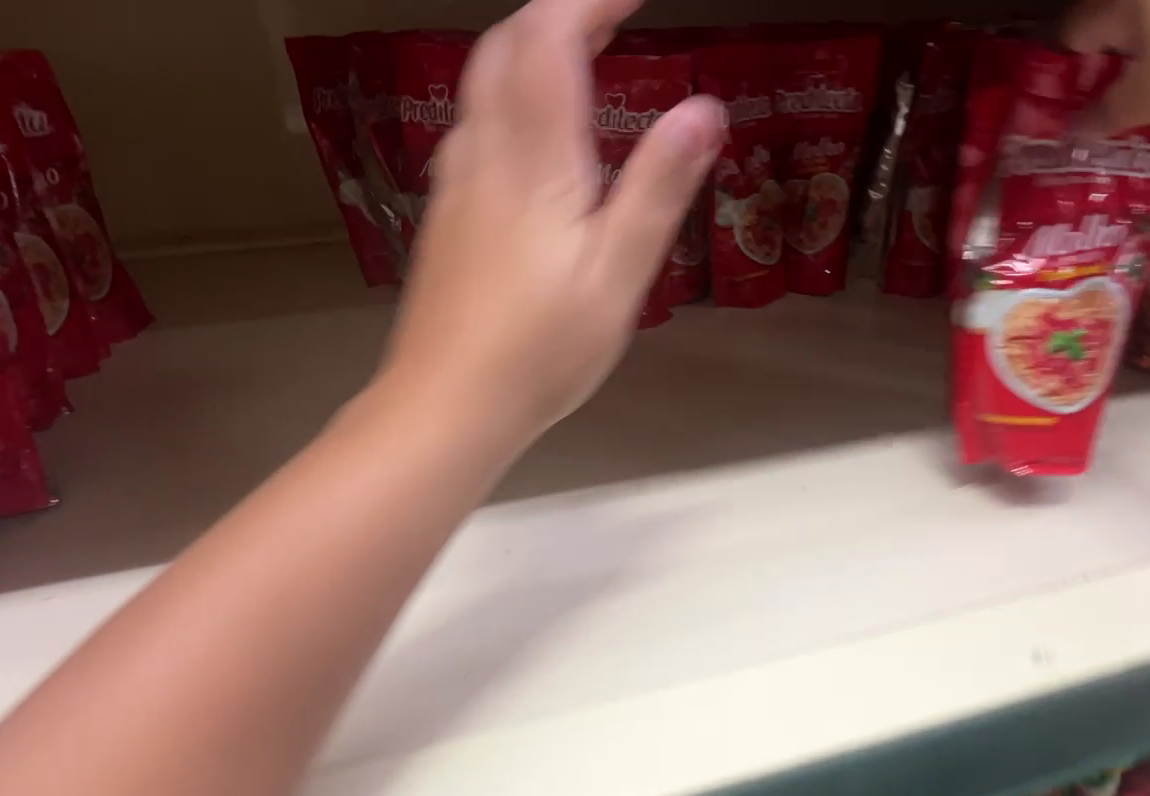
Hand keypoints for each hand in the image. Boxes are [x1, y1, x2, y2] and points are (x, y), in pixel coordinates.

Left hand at [379, 0, 724, 438]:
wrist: (448, 403)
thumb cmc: (541, 349)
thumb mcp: (618, 274)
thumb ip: (657, 189)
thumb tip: (704, 110)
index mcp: (534, 158)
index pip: (551, 34)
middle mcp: (485, 154)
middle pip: (507, 46)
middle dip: (559, 13)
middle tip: (611, 16)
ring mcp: (456, 186)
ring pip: (483, 86)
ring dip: (528, 52)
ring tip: (578, 63)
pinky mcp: (445, 220)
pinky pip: (473, 130)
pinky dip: (508, 102)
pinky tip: (530, 142)